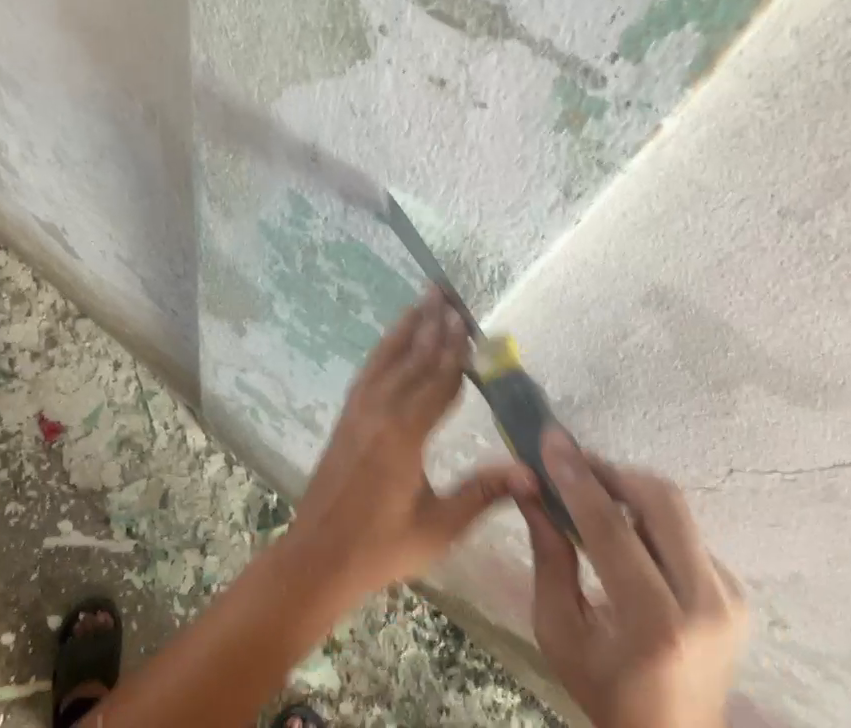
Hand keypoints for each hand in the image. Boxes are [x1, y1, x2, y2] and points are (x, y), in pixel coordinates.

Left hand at [286, 290, 533, 597]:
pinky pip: (369, 372)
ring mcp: (358, 412)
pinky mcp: (346, 418)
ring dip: (406, 328)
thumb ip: (483, 493)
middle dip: (432, 325)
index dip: (456, 351)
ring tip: (423, 299)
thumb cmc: (381, 547)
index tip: (470, 321)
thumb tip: (533, 473)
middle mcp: (379, 412)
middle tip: (448, 293)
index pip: (438, 382)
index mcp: (404, 434)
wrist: (318, 557)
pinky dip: (384, 350)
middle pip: (412, 359)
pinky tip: (393, 342)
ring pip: (386, 358)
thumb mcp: (439, 526)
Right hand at [522, 433, 746, 727]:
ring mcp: (730, 597)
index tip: (551, 441)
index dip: (578, 479)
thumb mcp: (560, 631)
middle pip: (662, 503)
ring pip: (678, 513)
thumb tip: (530, 489)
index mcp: (654, 624)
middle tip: (573, 463)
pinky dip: (649, 524)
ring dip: (630, 493)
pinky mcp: (737, 592)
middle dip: (613, 473)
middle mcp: (705, 604)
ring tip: (592, 495)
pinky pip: (687, 536)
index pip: (612, 529)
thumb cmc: (604, 691)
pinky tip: (625, 537)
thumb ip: (549, 556)